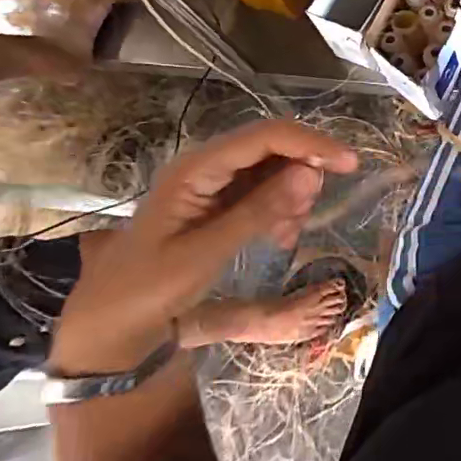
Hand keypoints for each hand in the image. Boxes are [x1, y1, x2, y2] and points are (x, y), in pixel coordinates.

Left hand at [46, 120, 357, 376]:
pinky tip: (281, 237)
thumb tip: (312, 172)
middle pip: (273, 146)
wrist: (110, 324)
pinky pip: (265, 191)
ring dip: (294, 194)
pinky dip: (282, 209)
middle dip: (303, 170)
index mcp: (197, 168)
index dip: (311, 143)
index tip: (350, 163)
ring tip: (288, 232)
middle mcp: (208, 165)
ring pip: (274, 168)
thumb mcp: (206, 253)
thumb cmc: (148, 288)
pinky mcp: (221, 201)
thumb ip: (259, 210)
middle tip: (311, 210)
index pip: (265, 137)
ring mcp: (215, 183)